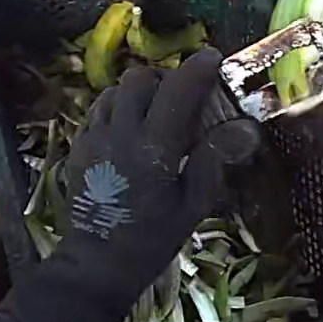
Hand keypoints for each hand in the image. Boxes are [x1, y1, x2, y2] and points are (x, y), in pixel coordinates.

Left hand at [58, 49, 235, 307]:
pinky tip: (129, 129)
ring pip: (115, 90)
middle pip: (139, 79)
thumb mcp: (193, 204)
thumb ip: (214, 160)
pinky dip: (117, 107)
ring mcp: (93, 138)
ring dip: (138, 92)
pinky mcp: (77, 146)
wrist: (97, 263)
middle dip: (164, 78)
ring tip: (154, 111)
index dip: (197, 69)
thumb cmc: (153, 237)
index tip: (212, 58)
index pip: (176, 92)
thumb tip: (245, 127)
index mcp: (153, 149)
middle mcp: (119, 134)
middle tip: (181, 96)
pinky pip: (97, 110)